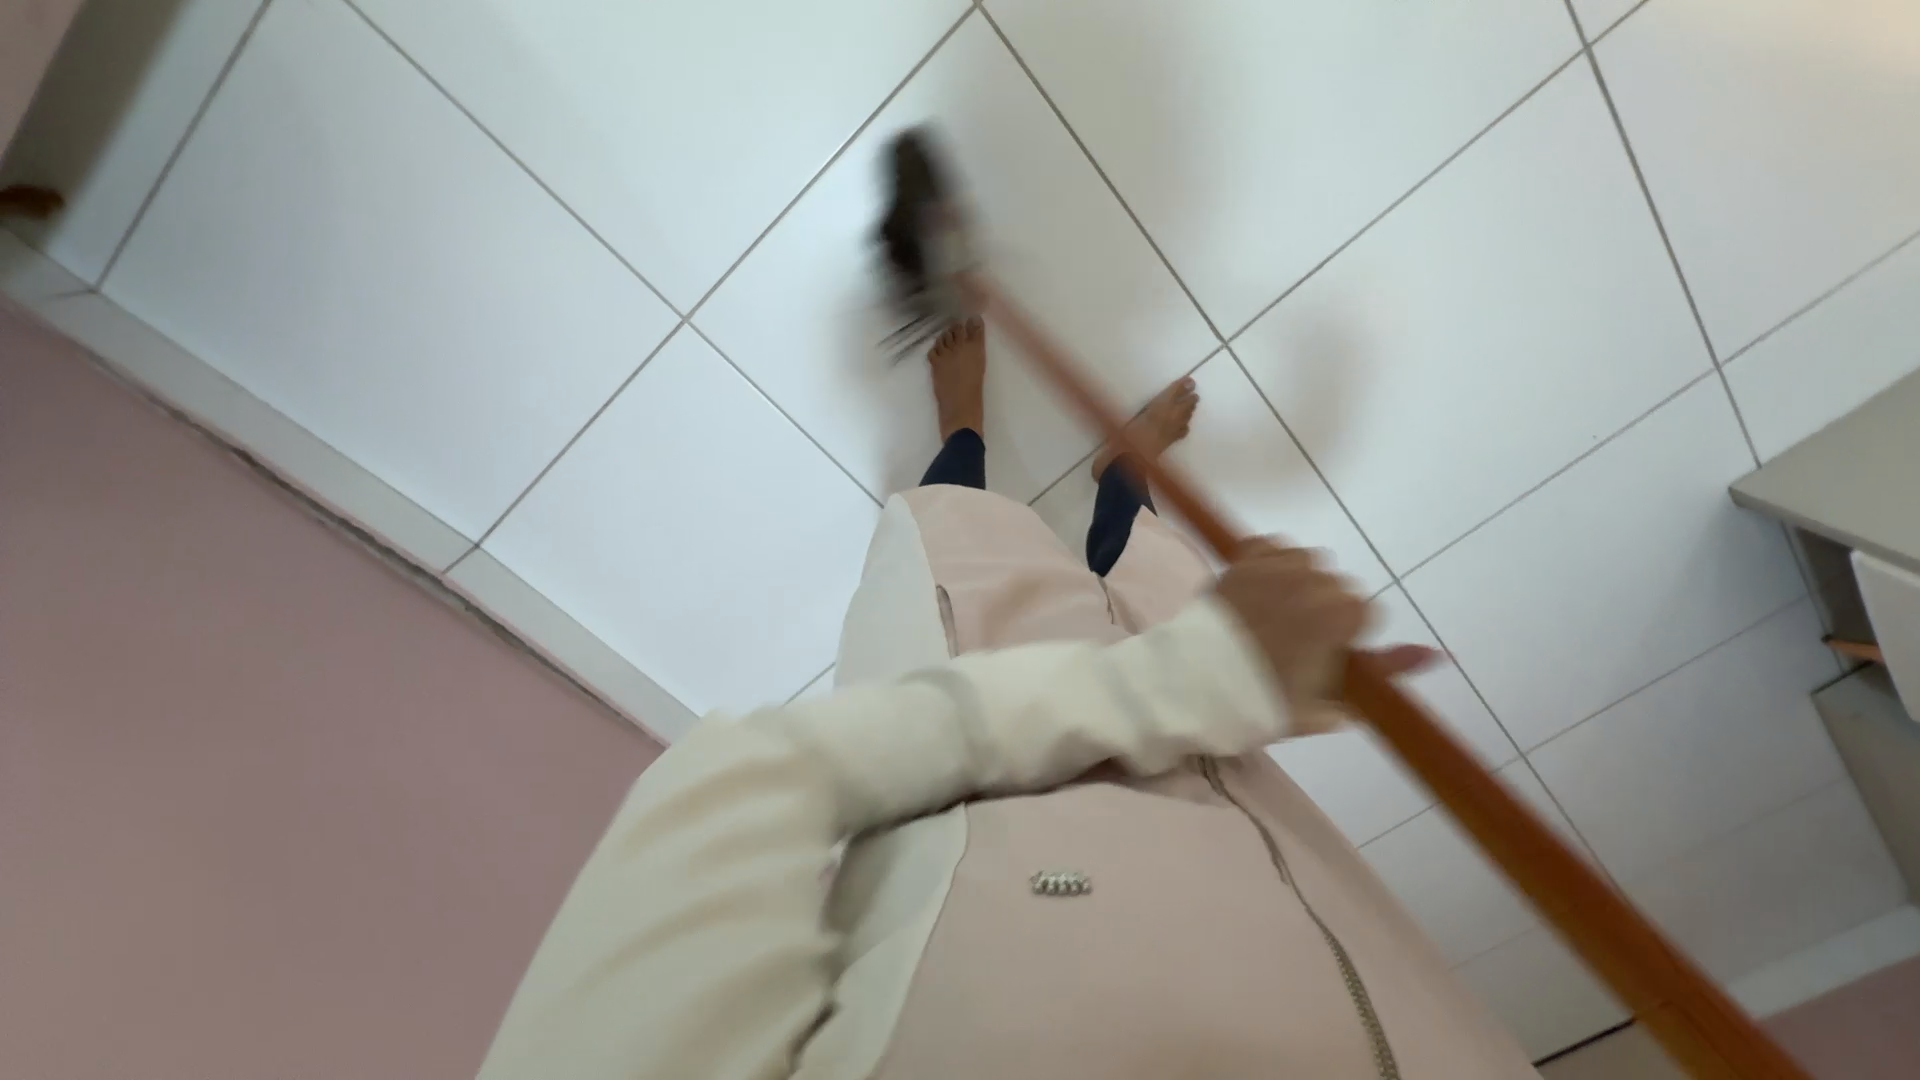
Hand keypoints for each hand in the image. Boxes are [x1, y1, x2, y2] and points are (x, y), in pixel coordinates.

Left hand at [1214, 539, 1439, 726]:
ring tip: (1270, 616)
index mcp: (1339, 613)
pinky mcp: (1239, 561)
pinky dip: (1270, 562)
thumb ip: (1385, 672)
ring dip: (1297, 584)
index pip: (1364, 613)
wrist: (1189, 685)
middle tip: (1289, 642)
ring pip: (1306, 562)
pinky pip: (1271, 546)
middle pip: (1334, 587)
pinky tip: (1258, 589)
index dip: (1346, 637)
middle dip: (1320, 611)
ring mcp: (1273, 566)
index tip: (1322, 657)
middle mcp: (1312, 580)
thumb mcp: (1327, 703)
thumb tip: (1436, 654)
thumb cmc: (1258, 703)